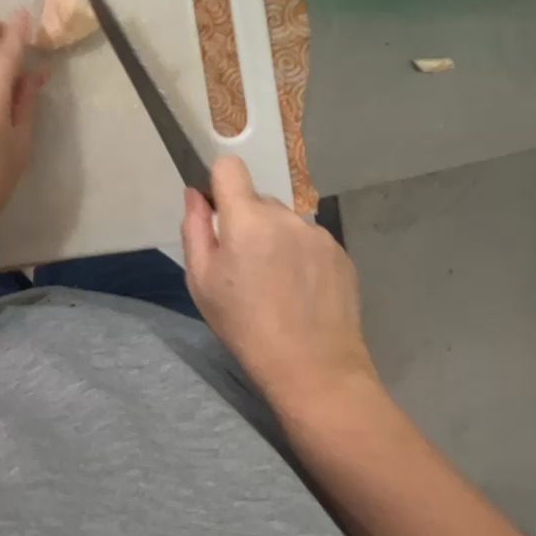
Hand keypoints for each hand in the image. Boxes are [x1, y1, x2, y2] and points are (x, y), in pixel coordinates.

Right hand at [181, 155, 379, 412]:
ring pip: (284, 222)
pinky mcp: (341, 253)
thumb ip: (195, 228)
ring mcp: (318, 234)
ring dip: (275, 238)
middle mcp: (285, 217)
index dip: (219, 181)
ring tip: (276, 283)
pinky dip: (300, 256)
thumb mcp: (201, 281)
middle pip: (257, 200)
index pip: (230, 167)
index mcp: (246, 220)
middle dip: (246, 221)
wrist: (314, 368)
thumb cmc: (245, 325)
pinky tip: (299, 291)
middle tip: (244, 265)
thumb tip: (195, 194)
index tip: (217, 209)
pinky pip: (309, 240)